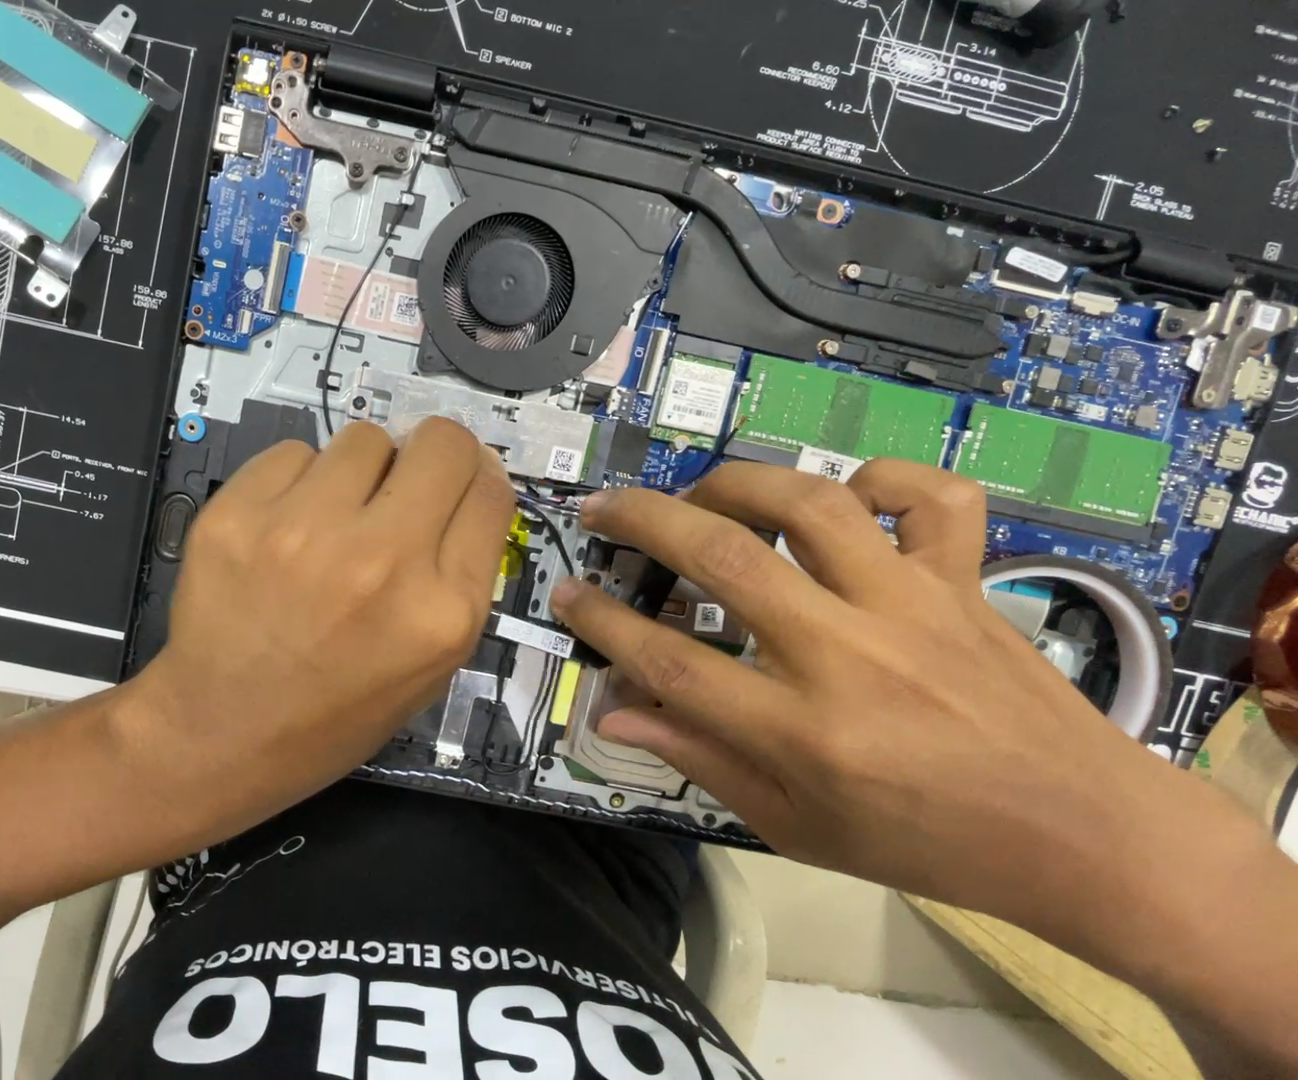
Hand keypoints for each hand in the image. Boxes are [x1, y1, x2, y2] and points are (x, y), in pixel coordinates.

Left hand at [126, 418, 515, 831]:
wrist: (223, 733)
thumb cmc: (335, 712)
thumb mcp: (431, 668)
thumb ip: (459, 576)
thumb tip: (468, 483)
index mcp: (443, 610)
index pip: (490, 489)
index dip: (476, 479)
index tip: (454, 485)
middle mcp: (382, 561)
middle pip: (442, 442)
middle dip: (429, 456)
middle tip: (398, 488)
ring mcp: (304, 532)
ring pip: (364, 438)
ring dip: (358, 470)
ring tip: (332, 519)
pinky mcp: (237, 515)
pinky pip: (293, 453)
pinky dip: (296, 482)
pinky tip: (282, 529)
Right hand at [550, 460, 1271, 953]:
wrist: (1086, 837)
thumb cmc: (925, 842)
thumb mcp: (795, 827)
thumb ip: (700, 759)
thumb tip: (616, 712)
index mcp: (803, 732)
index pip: (671, 663)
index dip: (602, 621)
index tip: (565, 593)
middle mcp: (849, 654)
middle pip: (724, 558)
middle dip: (642, 521)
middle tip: (602, 507)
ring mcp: (913, 606)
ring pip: (814, 506)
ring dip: (739, 483)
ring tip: (700, 491)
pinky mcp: (965, 582)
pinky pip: (933, 498)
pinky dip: (885, 478)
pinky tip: (848, 494)